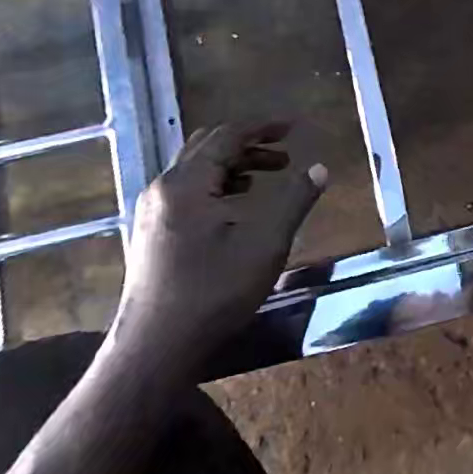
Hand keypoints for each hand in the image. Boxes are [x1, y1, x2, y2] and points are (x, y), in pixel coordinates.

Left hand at [115, 122, 327, 357]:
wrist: (157, 346)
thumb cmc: (214, 290)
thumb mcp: (266, 243)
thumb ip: (294, 200)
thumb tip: (320, 168)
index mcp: (186, 184)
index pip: (227, 136)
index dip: (262, 127)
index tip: (293, 127)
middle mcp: (163, 189)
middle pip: (207, 148)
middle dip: (249, 144)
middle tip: (285, 151)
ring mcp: (153, 212)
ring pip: (196, 170)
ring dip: (235, 166)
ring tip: (269, 176)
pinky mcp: (153, 234)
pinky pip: (188, 191)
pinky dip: (218, 185)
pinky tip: (238, 206)